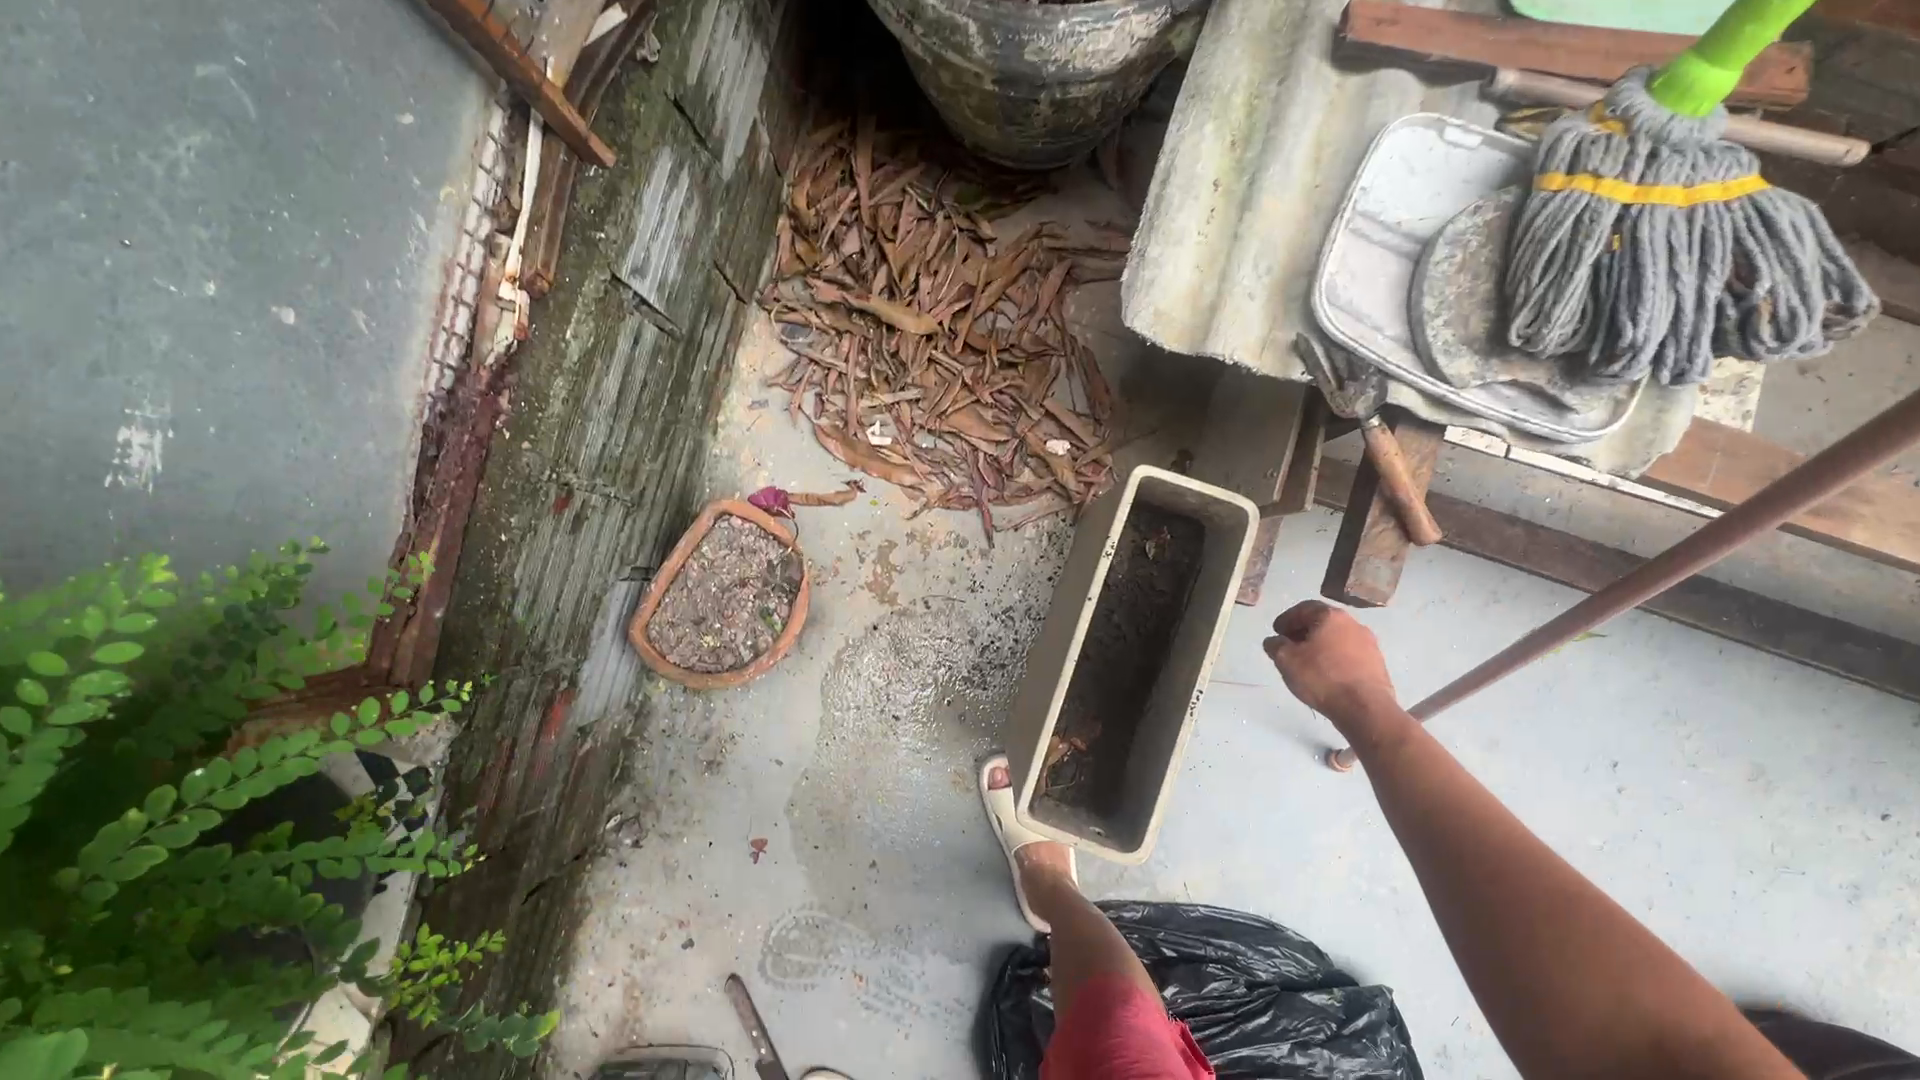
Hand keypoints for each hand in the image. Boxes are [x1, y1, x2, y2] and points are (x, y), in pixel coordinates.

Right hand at [1263, 601, 1399, 738]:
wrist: (1365, 707)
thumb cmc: (1322, 678)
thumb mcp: (1286, 660)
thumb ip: (1275, 645)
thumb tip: (1275, 641)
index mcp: (1331, 617)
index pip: (1304, 608)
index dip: (1287, 619)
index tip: (1277, 632)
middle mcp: (1353, 624)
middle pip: (1323, 622)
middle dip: (1303, 631)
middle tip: (1290, 646)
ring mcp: (1369, 643)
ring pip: (1338, 638)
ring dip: (1321, 645)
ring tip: (1307, 662)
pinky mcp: (1377, 663)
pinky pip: (1350, 654)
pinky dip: (1335, 658)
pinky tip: (1327, 674)